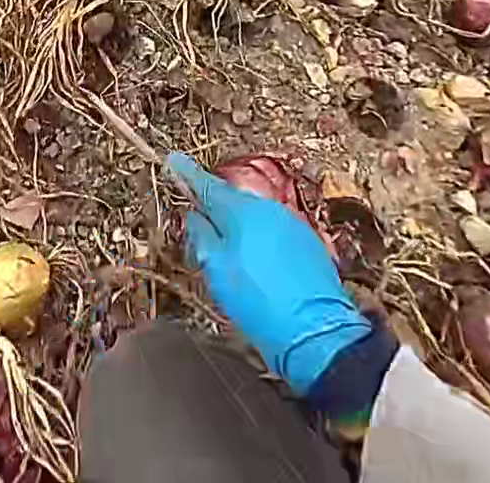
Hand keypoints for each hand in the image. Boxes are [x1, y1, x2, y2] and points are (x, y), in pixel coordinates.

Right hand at [166, 152, 371, 395]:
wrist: (315, 329)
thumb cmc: (258, 301)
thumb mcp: (217, 270)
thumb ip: (202, 236)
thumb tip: (194, 214)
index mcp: (241, 211)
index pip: (209, 186)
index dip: (189, 175)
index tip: (175, 160)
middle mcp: (266, 208)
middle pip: (232, 201)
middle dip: (215, 208)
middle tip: (199, 221)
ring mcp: (289, 222)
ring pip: (254, 216)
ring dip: (239, 227)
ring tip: (231, 256)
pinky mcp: (306, 240)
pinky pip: (273, 231)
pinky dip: (260, 240)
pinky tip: (258, 264)